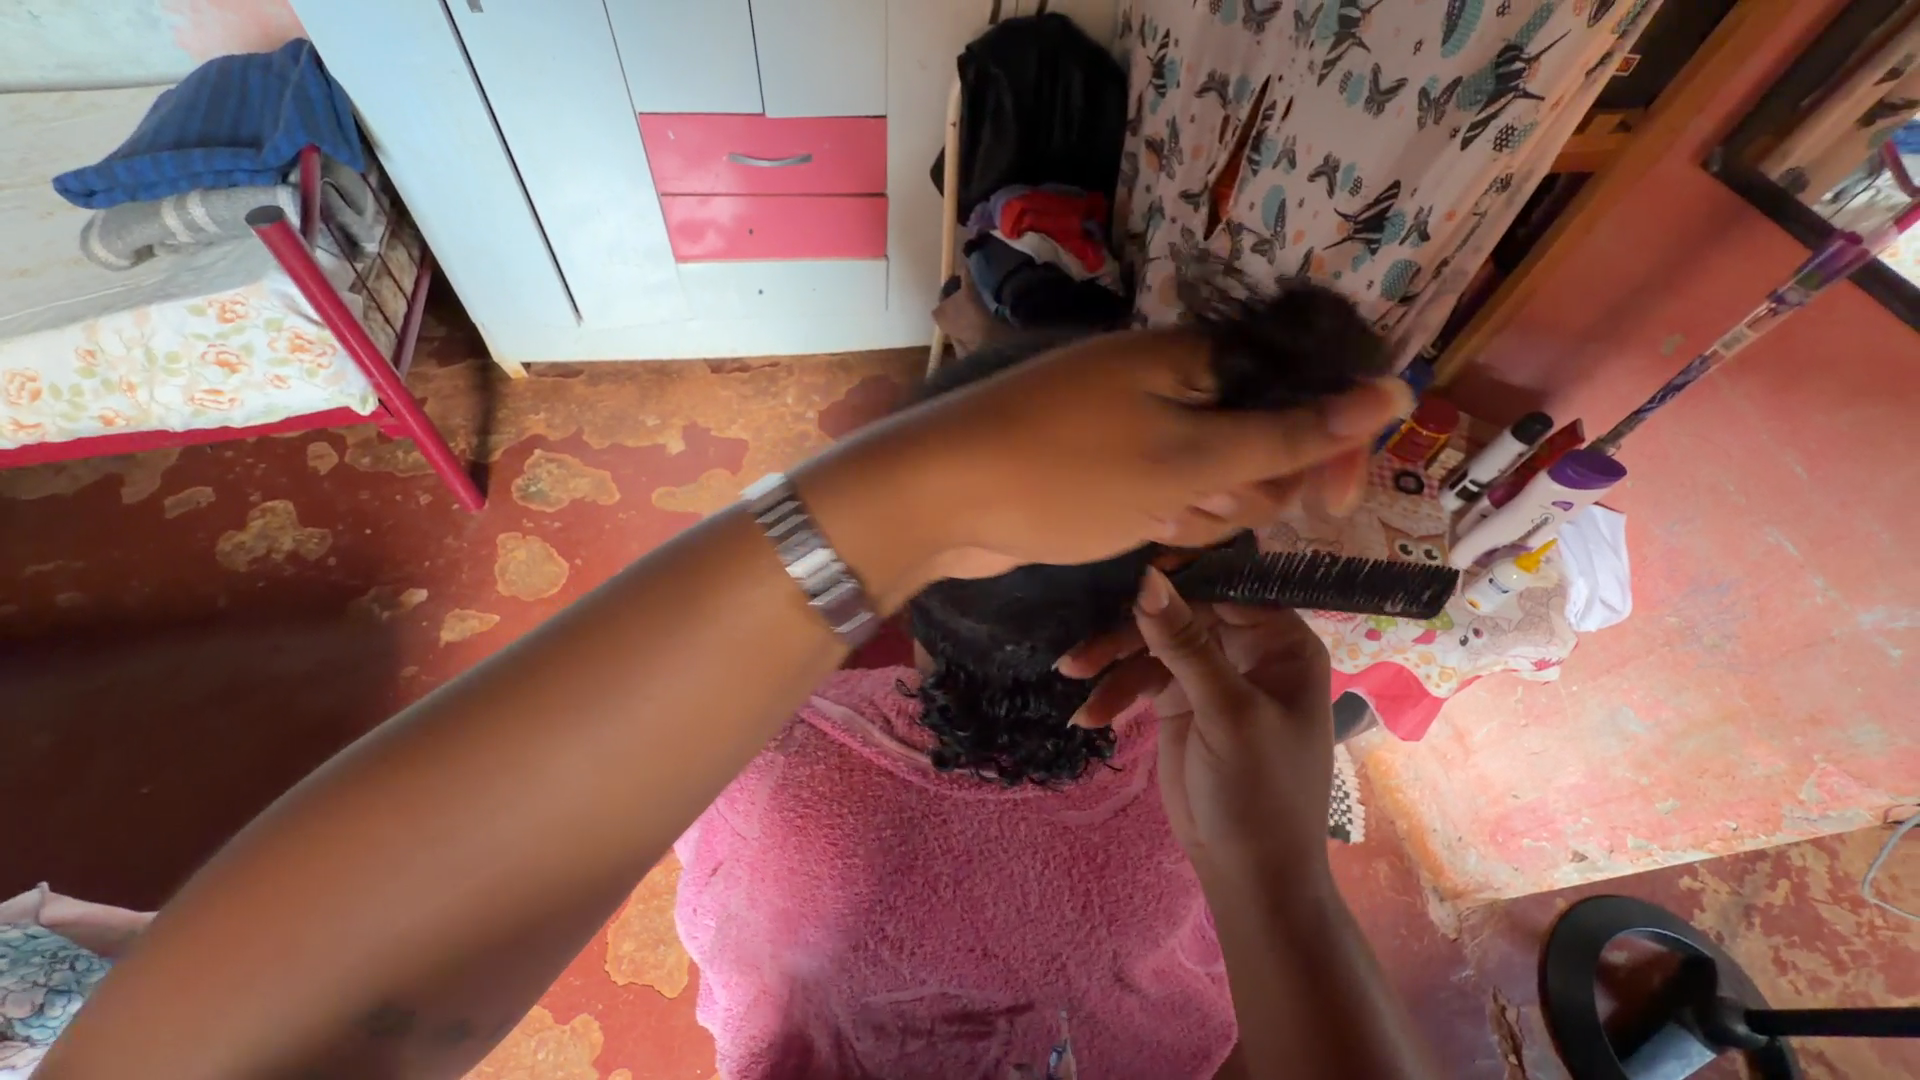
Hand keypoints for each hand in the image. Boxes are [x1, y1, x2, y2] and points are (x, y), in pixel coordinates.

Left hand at [804, 329, 1409, 588]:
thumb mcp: (1187, 461)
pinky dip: (1163, 515)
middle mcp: (1171, 380)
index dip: (1328, 447)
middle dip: (1245, 489)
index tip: (1331, 507)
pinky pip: (1169, 489)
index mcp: (1197, 358)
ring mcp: (1136, 423)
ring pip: (1215, 473)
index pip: (1304, 388)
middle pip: (1262, 437)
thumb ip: (1288, 434)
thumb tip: (1392, 389)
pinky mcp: (1110, 463)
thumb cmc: (1065, 473)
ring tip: (1150, 518)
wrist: (942, 497)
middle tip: (1190, 507)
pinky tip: (1134, 527)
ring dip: (1200, 509)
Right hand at [1057, 567, 1335, 877]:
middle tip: (1082, 651)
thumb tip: (1146, 579)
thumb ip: (1184, 643)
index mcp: (1282, 643)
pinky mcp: (1180, 700)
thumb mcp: (1224, 712)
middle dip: (1129, 633)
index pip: (1224, 590)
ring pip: (1152, 644)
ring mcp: (1211, 674)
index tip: (1122, 579)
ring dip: (1112, 663)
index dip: (1175, 582)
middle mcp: (1248, 649)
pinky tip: (1090, 716)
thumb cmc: (1259, 790)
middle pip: (1180, 615)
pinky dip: (1115, 693)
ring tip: (1072, 676)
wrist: (1248, 871)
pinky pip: (1141, 678)